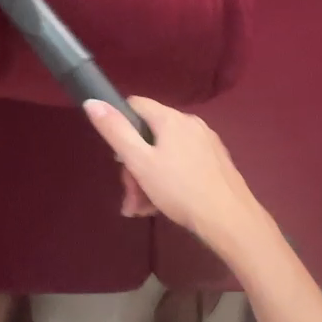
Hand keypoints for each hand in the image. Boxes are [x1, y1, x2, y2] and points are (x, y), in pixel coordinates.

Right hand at [84, 97, 268, 250]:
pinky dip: (169, 180)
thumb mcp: (140, 162)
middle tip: (131, 196)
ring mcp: (206, 142)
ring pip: (165, 153)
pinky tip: (164, 205)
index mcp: (171, 118)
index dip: (120, 127)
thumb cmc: (180, 189)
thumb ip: (115, 131)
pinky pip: (183, 163)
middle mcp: (190, 123)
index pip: (135, 105)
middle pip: (150, 135)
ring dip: (148, 178)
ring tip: (143, 208)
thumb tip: (92, 101)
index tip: (118, 158)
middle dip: (134, 165)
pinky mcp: (216, 161)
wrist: (229, 219)